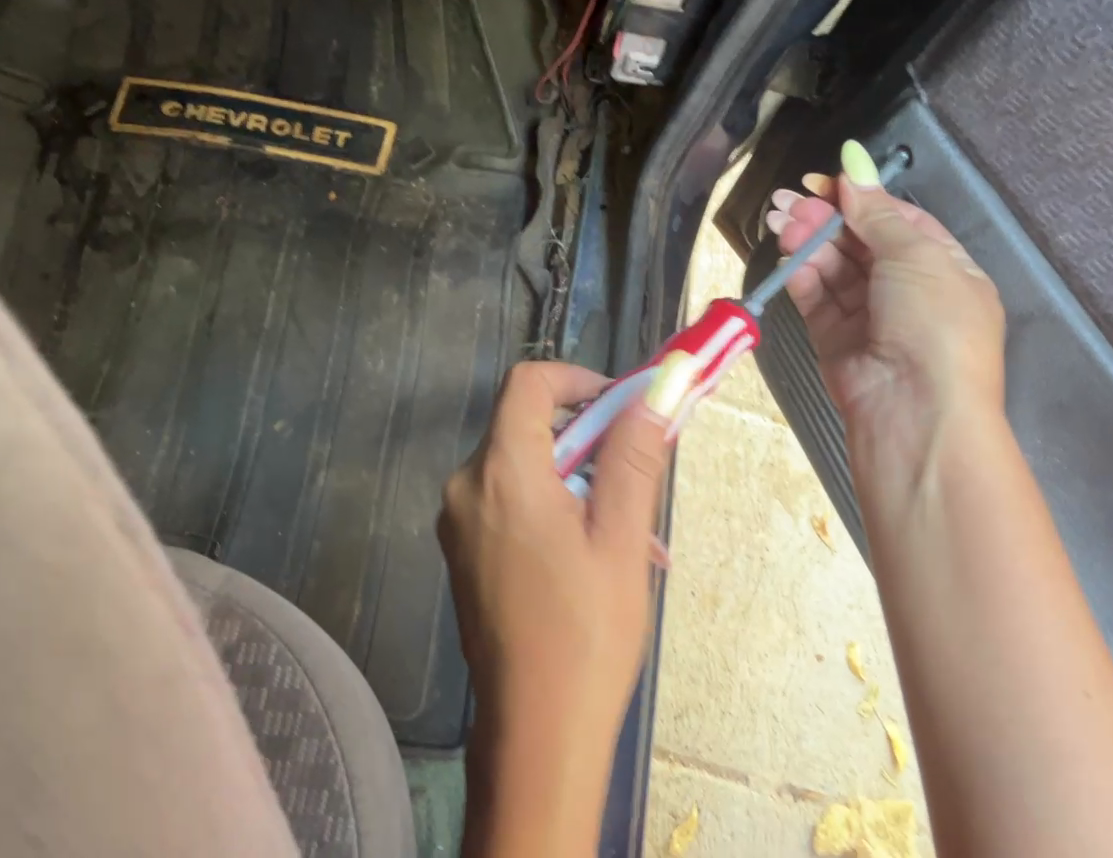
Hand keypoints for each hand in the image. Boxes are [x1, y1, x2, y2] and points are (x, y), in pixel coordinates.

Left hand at [439, 362, 674, 855]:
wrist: (535, 733)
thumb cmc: (585, 632)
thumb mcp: (620, 536)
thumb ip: (633, 456)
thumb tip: (654, 394)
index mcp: (500, 473)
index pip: (527, 383)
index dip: (578, 379)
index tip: (624, 405)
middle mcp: (465, 489)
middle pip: (527, 428)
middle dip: (590, 442)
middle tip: (640, 481)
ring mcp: (459, 525)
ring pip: (524, 471)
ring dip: (580, 485)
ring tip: (632, 539)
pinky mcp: (464, 555)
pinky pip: (510, 507)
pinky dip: (554, 512)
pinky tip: (597, 559)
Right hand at [766, 142, 1005, 508]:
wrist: (915, 409)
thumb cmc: (934, 323)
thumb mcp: (917, 257)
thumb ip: (877, 214)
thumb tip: (854, 169)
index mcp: (945, 268)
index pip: (898, 221)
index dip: (861, 199)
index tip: (823, 181)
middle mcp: (908, 291)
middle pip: (860, 243)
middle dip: (826, 219)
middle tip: (787, 200)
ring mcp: (870, 317)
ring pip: (834, 269)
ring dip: (808, 242)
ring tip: (779, 221)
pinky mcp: (836, 339)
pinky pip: (817, 299)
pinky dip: (801, 275)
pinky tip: (786, 254)